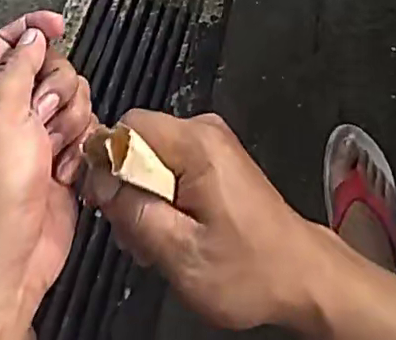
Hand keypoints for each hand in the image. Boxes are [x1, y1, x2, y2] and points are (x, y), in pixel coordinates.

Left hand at [0, 11, 98, 339]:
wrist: (4, 269)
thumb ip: (16, 70)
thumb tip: (32, 36)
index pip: (6, 44)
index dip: (33, 28)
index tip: (59, 25)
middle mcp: (5, 116)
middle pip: (51, 69)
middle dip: (60, 88)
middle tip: (43, 116)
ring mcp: (32, 140)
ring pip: (74, 98)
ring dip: (72, 121)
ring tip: (54, 151)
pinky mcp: (57, 160)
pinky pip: (85, 130)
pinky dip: (81, 147)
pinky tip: (64, 170)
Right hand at [83, 110, 339, 331]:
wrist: (294, 270)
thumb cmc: (250, 266)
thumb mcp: (179, 251)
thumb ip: (134, 212)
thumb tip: (101, 182)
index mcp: (199, 144)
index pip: (128, 125)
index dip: (106, 161)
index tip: (105, 201)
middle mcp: (206, 133)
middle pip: (138, 142)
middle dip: (125, 188)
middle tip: (138, 234)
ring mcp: (211, 145)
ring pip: (150, 159)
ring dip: (142, 200)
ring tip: (161, 242)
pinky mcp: (214, 160)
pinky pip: (168, 168)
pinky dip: (161, 200)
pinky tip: (173, 233)